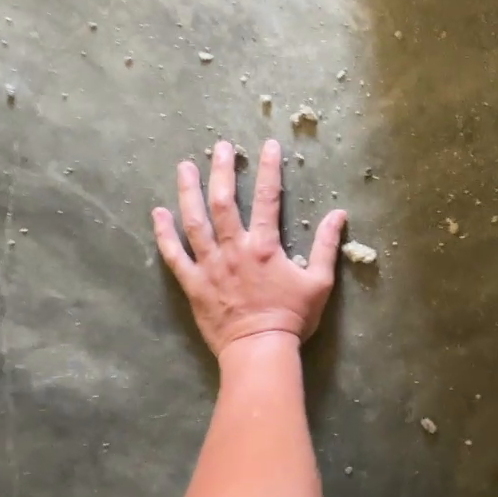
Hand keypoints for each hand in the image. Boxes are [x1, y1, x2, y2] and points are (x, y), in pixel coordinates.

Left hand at [152, 140, 346, 355]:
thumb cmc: (292, 317)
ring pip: (195, 221)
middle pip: (224, 201)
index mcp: (265, 246)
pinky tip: (158, 213)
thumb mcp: (319, 282)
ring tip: (184, 167)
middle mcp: (234, 249)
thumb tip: (339, 215)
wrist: (259, 351)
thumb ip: (326, 246)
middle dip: (222, 170)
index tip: (268, 146)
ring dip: (188, 191)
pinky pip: (174, 255)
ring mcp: (210, 265)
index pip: (267, 198)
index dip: (269, 169)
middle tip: (220, 147)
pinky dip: (164, 233)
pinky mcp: (193, 284)